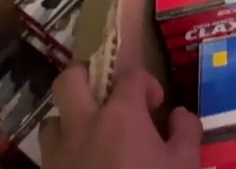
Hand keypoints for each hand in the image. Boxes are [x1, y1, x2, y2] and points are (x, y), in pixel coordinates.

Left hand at [43, 65, 200, 168]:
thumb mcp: (185, 164)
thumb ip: (186, 131)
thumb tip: (178, 116)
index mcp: (120, 115)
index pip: (130, 75)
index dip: (146, 83)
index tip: (156, 105)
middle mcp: (84, 127)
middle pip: (70, 79)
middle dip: (88, 75)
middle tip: (108, 93)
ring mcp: (60, 157)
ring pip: (53, 119)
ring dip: (71, 120)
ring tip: (93, 135)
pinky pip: (50, 156)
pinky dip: (65, 153)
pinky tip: (86, 166)